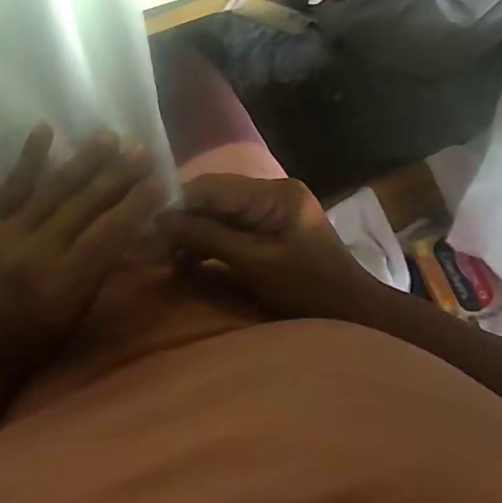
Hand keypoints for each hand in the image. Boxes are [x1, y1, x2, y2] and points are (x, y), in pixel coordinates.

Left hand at [0, 123, 164, 381]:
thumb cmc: (46, 334)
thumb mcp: (84, 305)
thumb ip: (104, 262)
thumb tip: (131, 219)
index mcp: (64, 281)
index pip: (108, 233)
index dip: (135, 204)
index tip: (159, 179)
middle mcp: (34, 253)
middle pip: (83, 206)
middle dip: (116, 175)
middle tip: (139, 150)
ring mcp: (5, 236)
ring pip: (52, 190)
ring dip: (83, 161)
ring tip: (108, 137)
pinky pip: (11, 187)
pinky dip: (29, 157)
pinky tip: (45, 130)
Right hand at [154, 173, 375, 319]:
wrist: (355, 315)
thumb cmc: (308, 289)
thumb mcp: (253, 263)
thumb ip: (206, 237)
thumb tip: (158, 220)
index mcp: (274, 193)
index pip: (212, 187)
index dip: (176, 203)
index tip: (146, 224)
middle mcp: (272, 191)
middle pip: (213, 198)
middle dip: (182, 220)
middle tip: (152, 245)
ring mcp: (271, 209)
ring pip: (217, 213)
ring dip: (192, 234)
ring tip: (167, 258)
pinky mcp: (269, 228)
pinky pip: (229, 228)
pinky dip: (208, 243)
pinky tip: (187, 262)